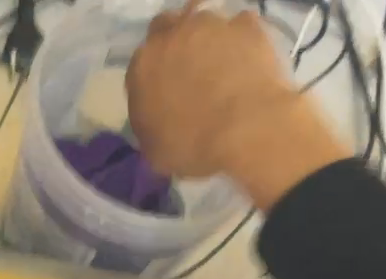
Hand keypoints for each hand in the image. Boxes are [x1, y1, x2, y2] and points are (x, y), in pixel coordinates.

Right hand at [126, 5, 349, 208]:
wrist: (245, 128)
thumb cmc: (191, 146)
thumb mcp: (154, 149)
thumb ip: (149, 124)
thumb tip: (156, 118)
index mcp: (143, 67)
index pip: (140, 64)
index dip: (151, 78)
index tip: (161, 94)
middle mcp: (172, 35)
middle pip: (166, 26)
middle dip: (172, 43)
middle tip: (186, 70)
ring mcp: (211, 24)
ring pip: (202, 20)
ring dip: (205, 39)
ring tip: (218, 65)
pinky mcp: (246, 24)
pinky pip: (238, 26)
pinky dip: (238, 40)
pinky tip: (244, 61)